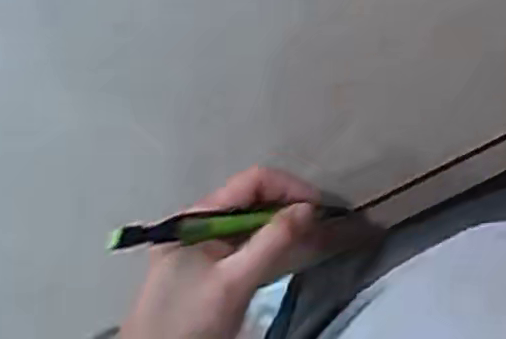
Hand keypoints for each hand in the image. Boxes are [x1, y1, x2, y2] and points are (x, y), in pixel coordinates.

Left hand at [119, 167, 324, 338]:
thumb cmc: (187, 328)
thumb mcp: (233, 284)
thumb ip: (272, 242)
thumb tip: (310, 207)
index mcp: (196, 216)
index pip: (252, 182)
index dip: (287, 187)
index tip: (317, 205)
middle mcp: (198, 224)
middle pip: (251, 199)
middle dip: (286, 205)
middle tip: (318, 221)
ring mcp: (200, 248)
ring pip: (249, 222)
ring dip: (279, 225)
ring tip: (310, 234)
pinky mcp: (206, 271)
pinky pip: (243, 245)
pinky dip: (267, 245)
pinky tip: (287, 252)